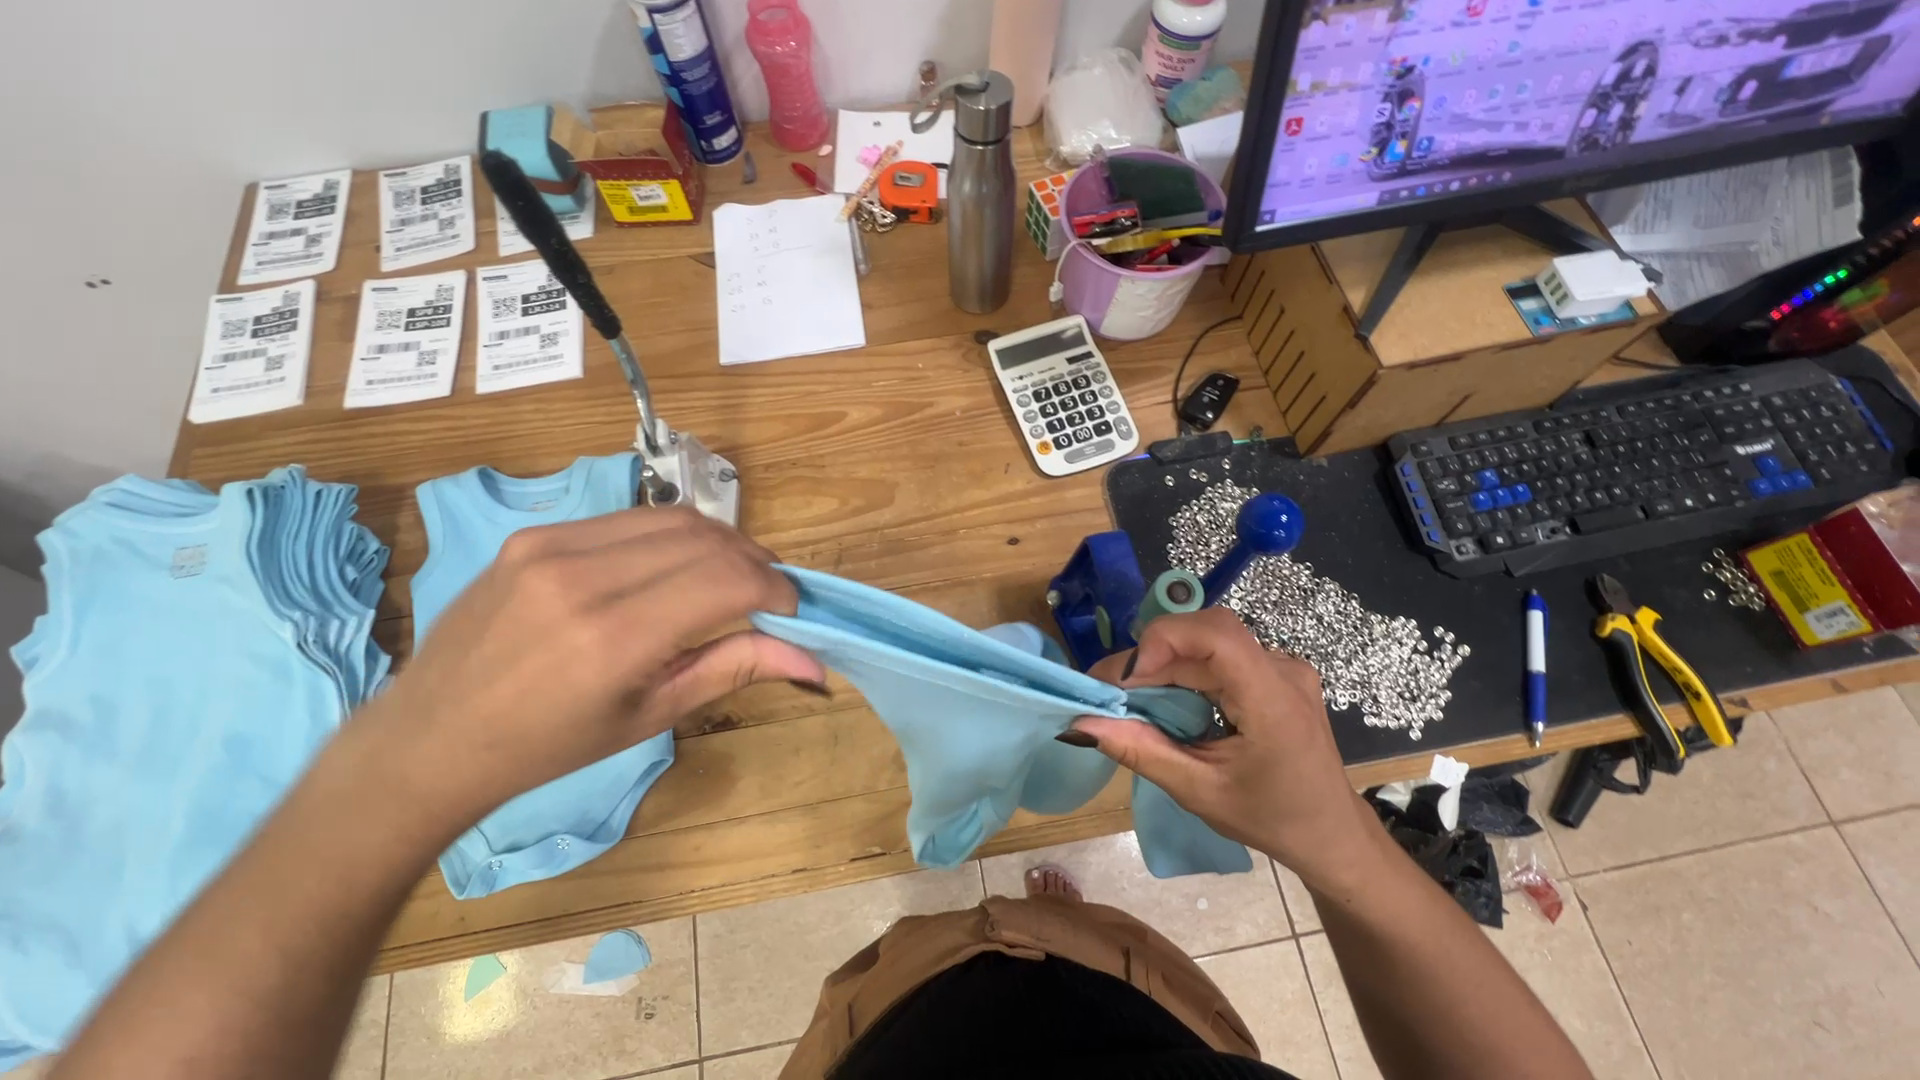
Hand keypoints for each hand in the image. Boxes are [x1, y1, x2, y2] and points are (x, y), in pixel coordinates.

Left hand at [363, 506, 824, 823]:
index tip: (791, 609)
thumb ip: (732, 669)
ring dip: (717, 542)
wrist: (431, 737)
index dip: (775, 587)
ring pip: (670, 519)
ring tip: (730, 575)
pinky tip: (672, 568)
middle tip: (768, 594)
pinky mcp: (533, 535)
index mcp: (614, 637)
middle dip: (753, 561)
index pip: (727, 579)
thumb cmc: (548, 747)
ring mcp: (551, 547)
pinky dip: (669, 537)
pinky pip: (626, 521)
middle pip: (706, 539)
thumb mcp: (649, 716)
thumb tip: (814, 662)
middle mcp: (583, 577)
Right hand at [1072, 608, 1378, 891]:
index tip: (1126, 681)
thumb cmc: (1271, 819)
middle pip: (1204, 636)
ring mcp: (1283, 667)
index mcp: (1273, 700)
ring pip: (1208, 642)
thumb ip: (1140, 750)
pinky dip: (1185, 672)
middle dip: (1150, 658)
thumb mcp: (1199, 792)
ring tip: (1133, 701)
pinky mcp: (1275, 673)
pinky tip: (1168, 704)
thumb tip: (1079, 724)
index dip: (1162, 640)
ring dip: (1164, 664)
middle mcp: (1283, 669)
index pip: (1216, 634)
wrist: (1330, 833)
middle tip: (1110, 695)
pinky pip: (1220, 656)